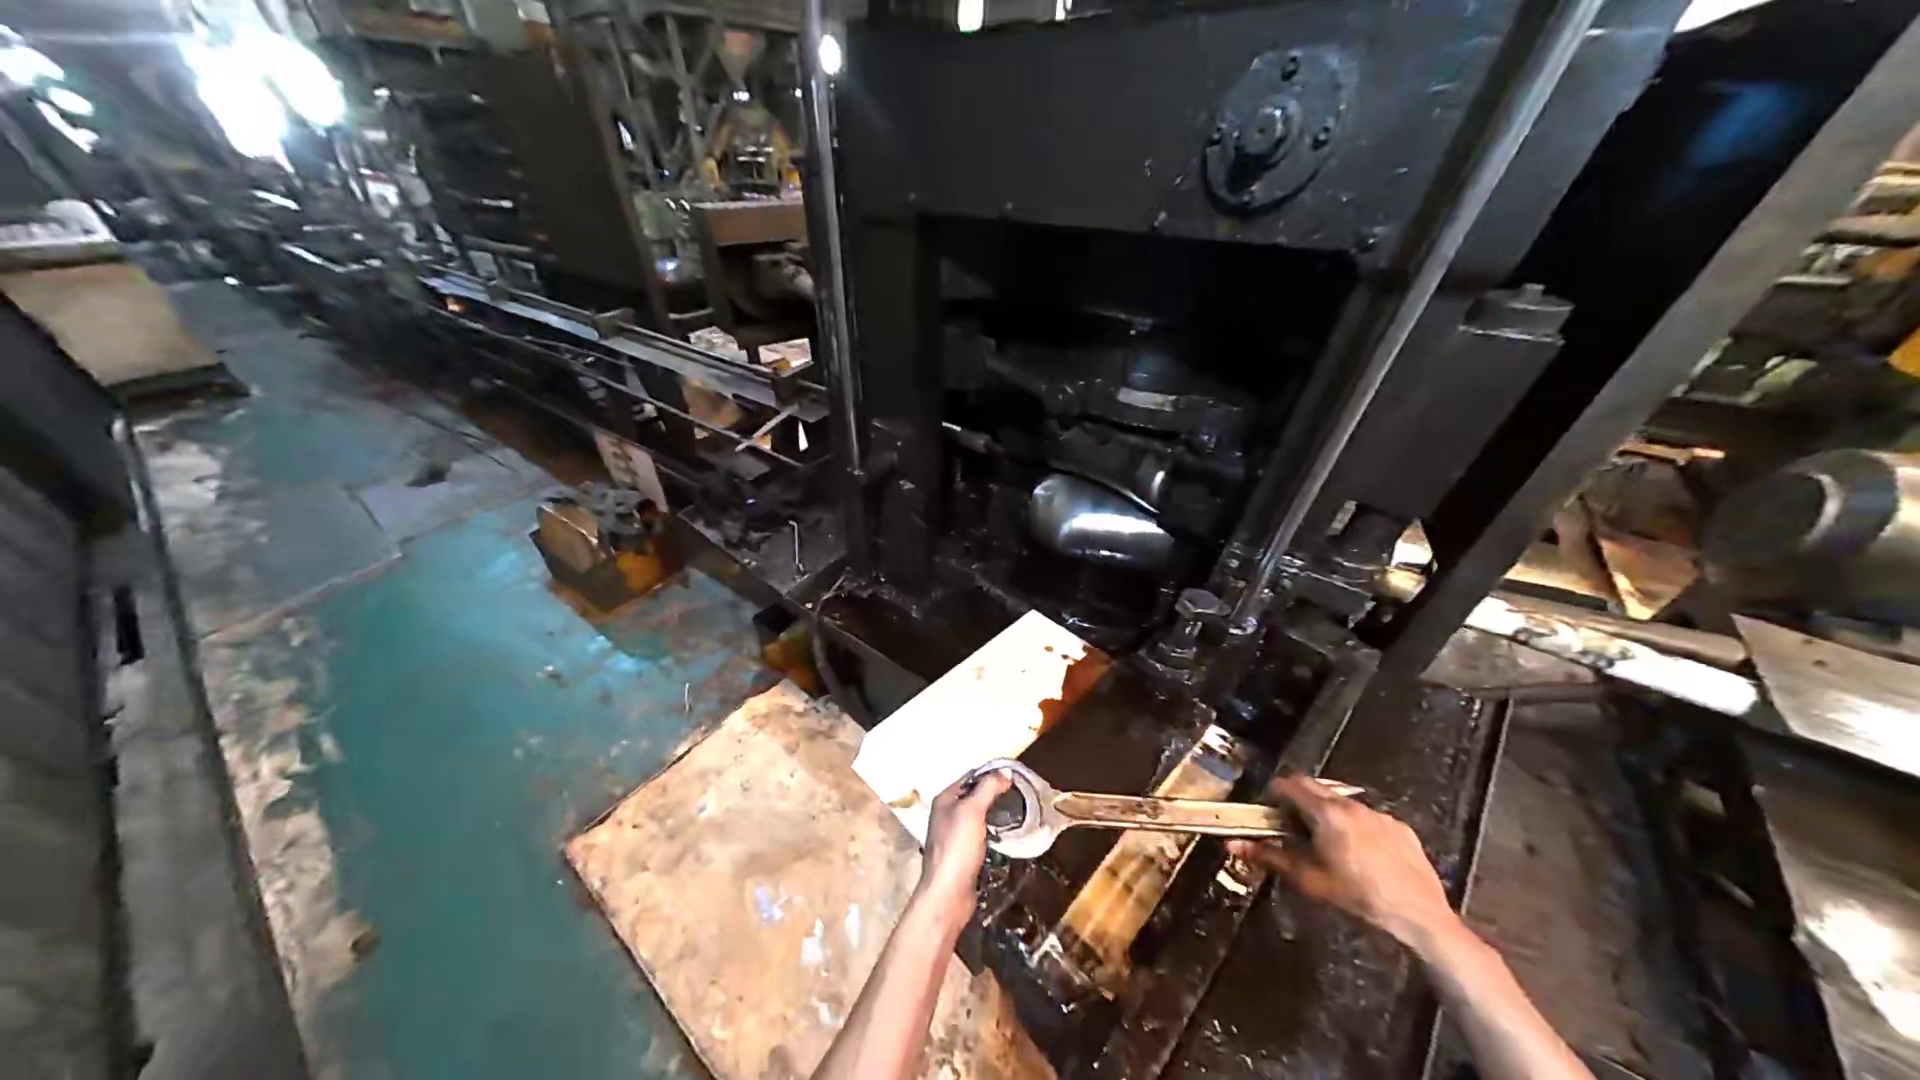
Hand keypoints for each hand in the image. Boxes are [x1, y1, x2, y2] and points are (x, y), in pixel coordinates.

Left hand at [914, 770, 1010, 924]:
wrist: (948, 894)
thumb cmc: (957, 848)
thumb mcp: (972, 811)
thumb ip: (988, 789)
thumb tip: (1005, 771)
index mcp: (945, 799)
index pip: (971, 777)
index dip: (991, 775)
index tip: (1015, 777)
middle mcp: (947, 813)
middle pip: (975, 796)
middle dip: (996, 794)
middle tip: (1021, 795)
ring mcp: (954, 834)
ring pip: (979, 816)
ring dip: (996, 813)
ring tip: (1019, 812)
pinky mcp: (963, 853)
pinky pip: (981, 834)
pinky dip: (993, 831)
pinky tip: (1007, 834)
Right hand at [1228, 775, 1458, 952]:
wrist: (1421, 919)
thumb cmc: (1357, 898)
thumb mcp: (1308, 880)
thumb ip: (1269, 857)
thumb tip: (1232, 845)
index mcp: (1326, 813)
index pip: (1290, 784)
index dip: (1274, 793)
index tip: (1268, 810)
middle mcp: (1352, 805)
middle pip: (1316, 787)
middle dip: (1298, 800)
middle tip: (1290, 826)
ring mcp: (1380, 815)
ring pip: (1343, 802)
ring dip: (1327, 813)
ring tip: (1326, 843)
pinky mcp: (1401, 828)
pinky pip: (1369, 818)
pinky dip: (1356, 826)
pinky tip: (1361, 854)